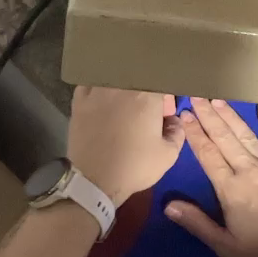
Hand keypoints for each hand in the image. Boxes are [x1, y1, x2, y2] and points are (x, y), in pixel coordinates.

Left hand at [67, 87, 184, 204]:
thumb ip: (177, 132)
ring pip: (113, 76)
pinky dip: (98, 87)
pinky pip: (90, 84)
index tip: (164, 110)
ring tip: (123, 101)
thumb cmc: (135, 166)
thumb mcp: (168, 155)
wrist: (95, 180)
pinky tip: (101, 96)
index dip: (165, 95)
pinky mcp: (79, 101)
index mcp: (147, 95)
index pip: (161, 82)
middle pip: (138, 76)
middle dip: (145, 89)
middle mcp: (122, 86)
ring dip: (121, 84)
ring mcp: (97, 91)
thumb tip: (173, 120)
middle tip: (145, 108)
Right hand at [166, 99, 257, 256]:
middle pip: (225, 138)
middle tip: (196, 96)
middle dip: (209, 116)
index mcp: (231, 189)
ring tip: (217, 99)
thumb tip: (168, 206)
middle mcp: (250, 170)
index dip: (195, 134)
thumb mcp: (226, 246)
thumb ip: (197, 223)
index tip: (185, 115)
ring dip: (231, 116)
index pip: (208, 155)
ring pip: (248, 135)